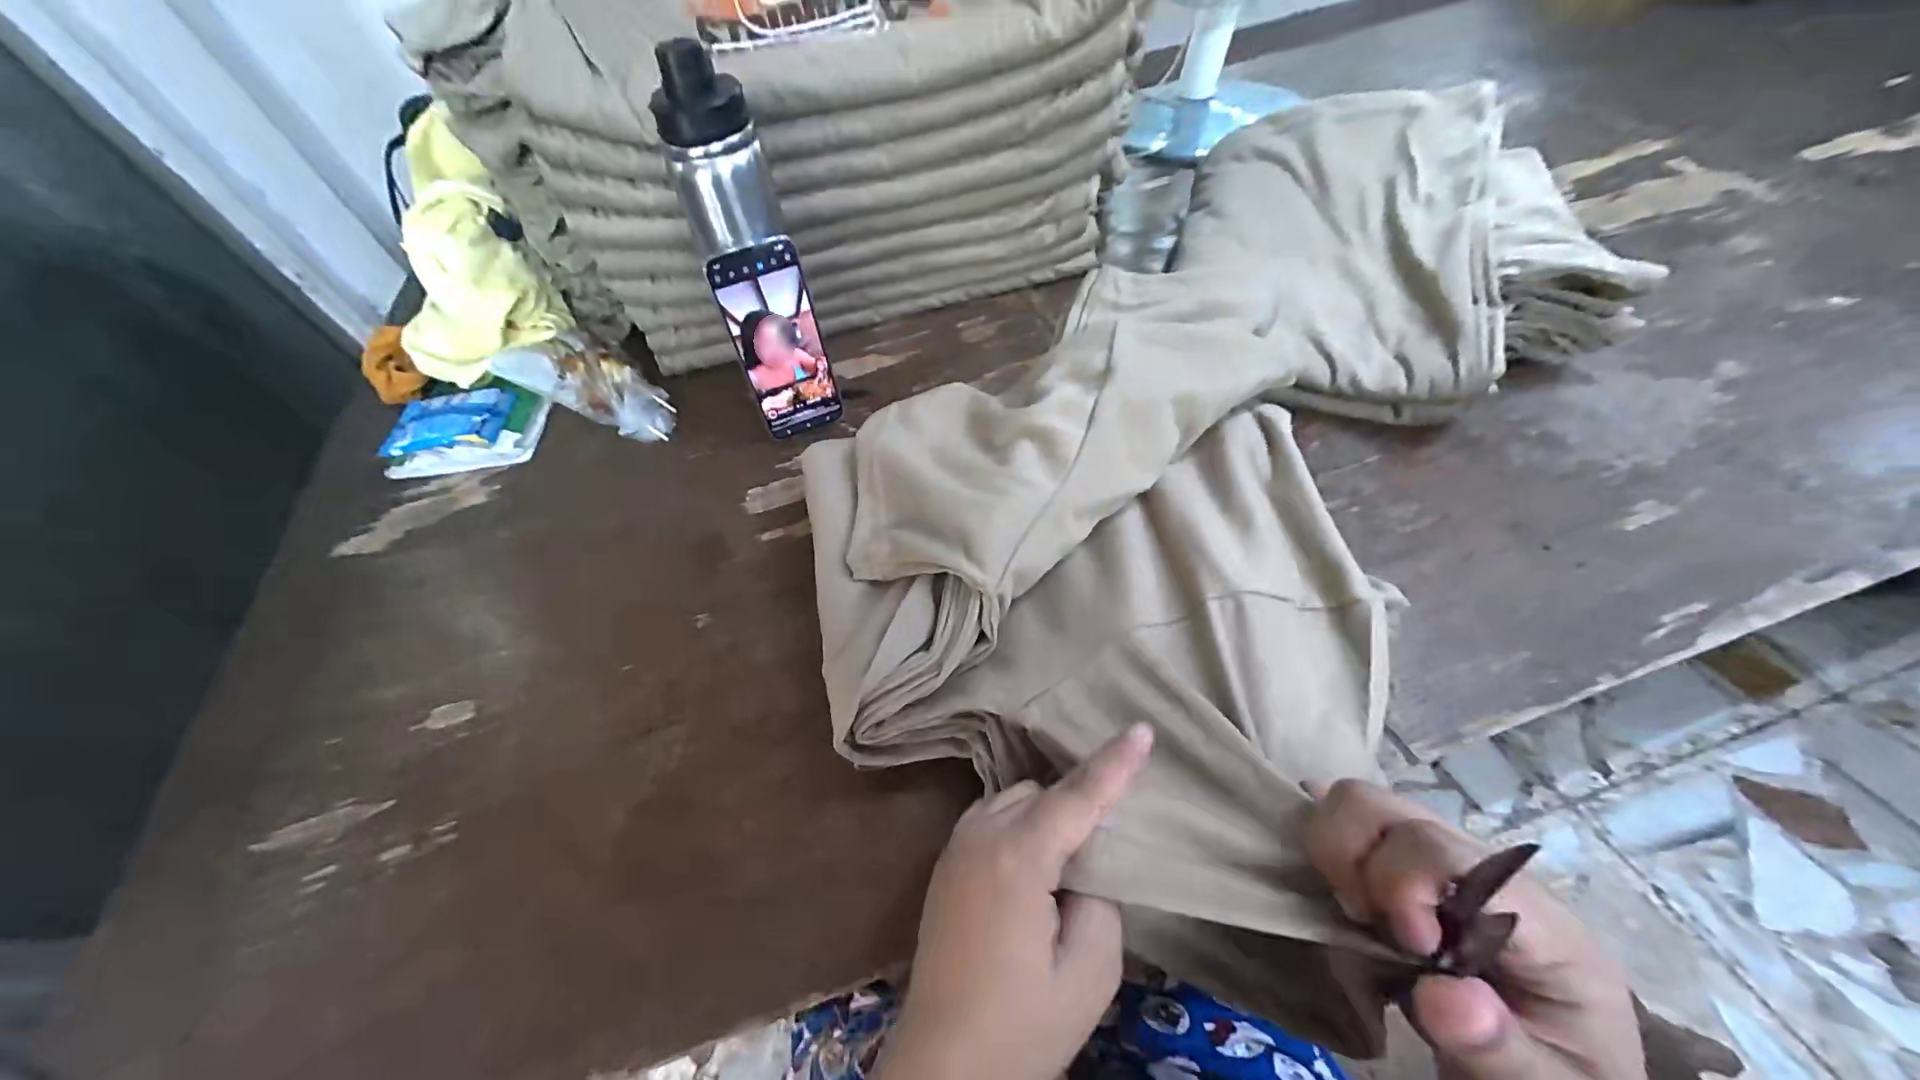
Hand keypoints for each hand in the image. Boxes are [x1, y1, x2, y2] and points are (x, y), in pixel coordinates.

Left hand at [876, 724, 1152, 1079]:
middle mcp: (980, 836)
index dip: (1114, 763)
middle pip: (1042, 792)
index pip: (1076, 797)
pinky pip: (990, 818)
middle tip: (1107, 838)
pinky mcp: (944, 864)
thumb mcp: (1089, 972)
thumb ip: (1100, 901)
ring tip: (1070, 854)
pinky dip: (1018, 823)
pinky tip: (1032, 862)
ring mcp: (955, 847)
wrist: (943, 1063)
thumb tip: (1083, 867)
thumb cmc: (1022, 1024)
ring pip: (1013, 799)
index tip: (1142, 728)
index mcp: (1017, 858)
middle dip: (1078, 802)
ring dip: (1045, 812)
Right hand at [1307, 780, 1644, 1079]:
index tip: (1410, 947)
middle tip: (1366, 922)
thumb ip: (1502, 1050)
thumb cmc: (1554, 1070)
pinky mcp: (1398, 860)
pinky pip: (1341, 821)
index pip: (1439, 847)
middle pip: (1380, 805)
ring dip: (1334, 853)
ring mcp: (1433, 856)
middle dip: (1351, 858)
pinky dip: (1324, 845)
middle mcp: (1475, 861)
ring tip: (1358, 914)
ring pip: (1351, 802)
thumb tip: (1440, 996)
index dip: (1402, 884)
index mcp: (1532, 911)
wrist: (1551, 1069)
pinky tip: (1341, 891)